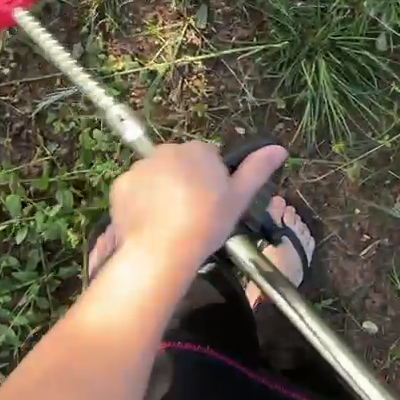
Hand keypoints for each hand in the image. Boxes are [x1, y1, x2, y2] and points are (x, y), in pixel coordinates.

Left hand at [108, 141, 286, 272]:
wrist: (162, 250)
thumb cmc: (207, 224)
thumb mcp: (239, 198)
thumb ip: (257, 170)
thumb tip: (280, 148)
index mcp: (198, 150)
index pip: (207, 158)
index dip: (211, 181)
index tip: (211, 204)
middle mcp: (166, 150)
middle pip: (180, 164)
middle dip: (185, 182)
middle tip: (192, 214)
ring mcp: (140, 167)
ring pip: (156, 176)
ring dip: (162, 191)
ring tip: (170, 222)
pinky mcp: (120, 185)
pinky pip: (135, 189)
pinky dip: (140, 202)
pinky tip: (150, 223)